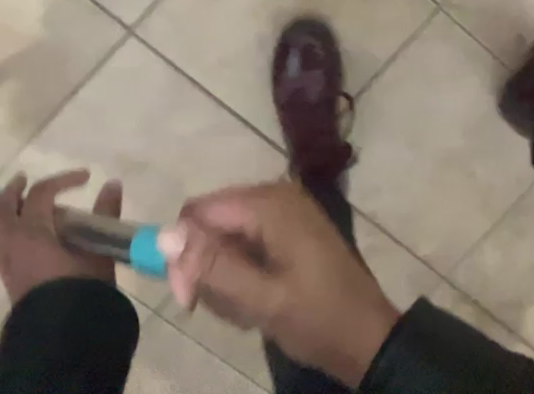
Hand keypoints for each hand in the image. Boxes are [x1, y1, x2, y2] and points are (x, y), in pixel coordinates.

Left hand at [0, 169, 123, 303]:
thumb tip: (113, 184)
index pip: (41, 193)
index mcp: (32, 232)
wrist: (61, 333)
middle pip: (2, 209)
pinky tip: (25, 234)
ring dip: (6, 212)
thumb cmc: (80, 288)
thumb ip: (105, 213)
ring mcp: (6, 263)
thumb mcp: (97, 249)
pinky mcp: (9, 279)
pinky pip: (0, 245)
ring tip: (18, 205)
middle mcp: (12, 244)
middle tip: (24, 180)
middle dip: (13, 192)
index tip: (86, 177)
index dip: (63, 180)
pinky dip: (8, 230)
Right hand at [164, 180, 400, 386]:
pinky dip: (243, 275)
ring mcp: (284, 212)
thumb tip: (165, 236)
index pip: (199, 212)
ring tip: (248, 310)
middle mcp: (275, 196)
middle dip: (206, 267)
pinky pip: (246, 244)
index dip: (184, 253)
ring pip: (226, 237)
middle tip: (224, 309)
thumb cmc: (318, 318)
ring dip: (225, 278)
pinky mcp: (289, 230)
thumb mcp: (261, 299)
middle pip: (212, 222)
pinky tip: (257, 302)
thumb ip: (213, 266)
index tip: (189, 299)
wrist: (367, 338)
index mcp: (270, 203)